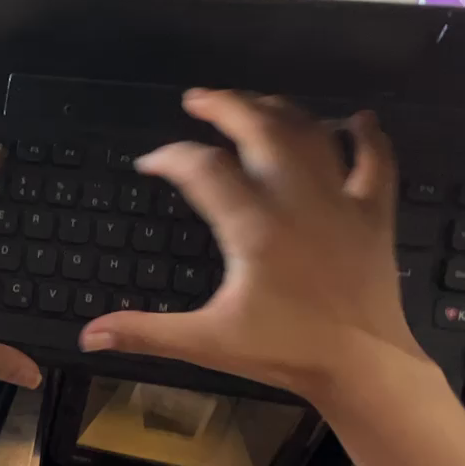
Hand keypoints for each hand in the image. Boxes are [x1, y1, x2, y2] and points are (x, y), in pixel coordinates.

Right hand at [81, 89, 429, 404]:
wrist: (364, 367)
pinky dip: (367, 137)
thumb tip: (88, 336)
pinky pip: (376, 163)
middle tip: (198, 98)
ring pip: (311, 135)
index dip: (170, 157)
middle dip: (226, 106)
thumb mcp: (205, 342)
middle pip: (261, 130)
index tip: (149, 163)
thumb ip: (144, 332)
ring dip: (279, 111)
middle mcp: (297, 202)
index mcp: (253, 229)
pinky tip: (355, 119)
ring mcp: (340, 204)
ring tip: (253, 102)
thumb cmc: (283, 352)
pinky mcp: (373, 216)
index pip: (202, 170)